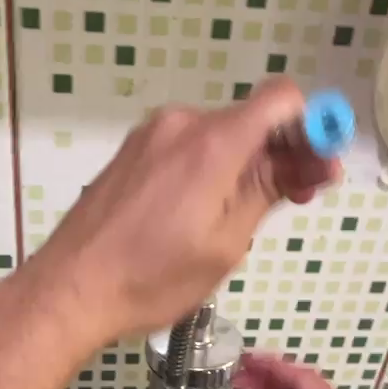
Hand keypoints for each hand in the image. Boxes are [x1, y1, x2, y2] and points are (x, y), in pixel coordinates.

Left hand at [28, 78, 340, 341]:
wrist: (71, 289)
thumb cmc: (152, 278)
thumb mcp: (224, 245)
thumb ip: (269, 193)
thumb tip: (309, 162)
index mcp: (213, 142)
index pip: (282, 99)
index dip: (310, 128)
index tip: (316, 168)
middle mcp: (182, 124)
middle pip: (251, 120)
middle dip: (281, 155)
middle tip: (295, 201)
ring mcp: (151, 136)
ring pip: (219, 138)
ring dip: (244, 167)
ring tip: (242, 220)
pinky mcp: (131, 154)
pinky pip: (187, 150)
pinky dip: (210, 172)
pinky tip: (204, 214)